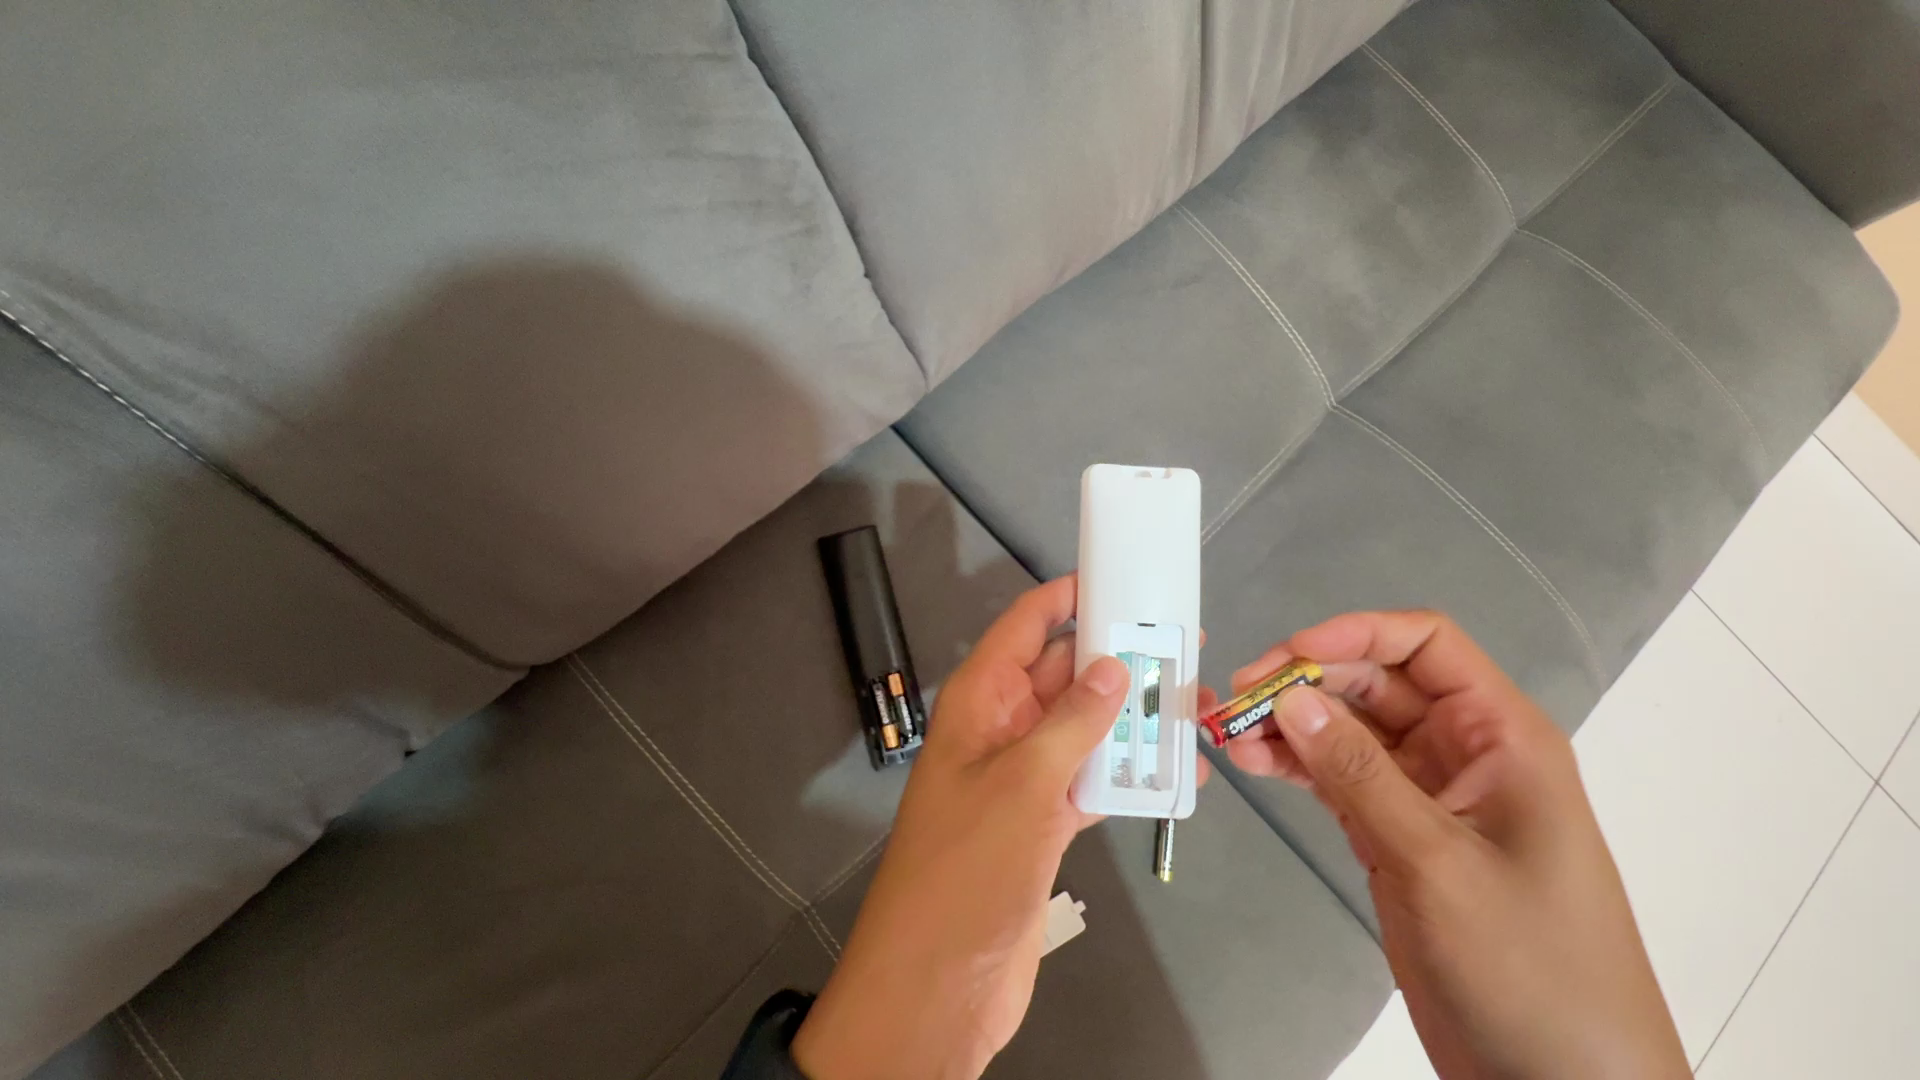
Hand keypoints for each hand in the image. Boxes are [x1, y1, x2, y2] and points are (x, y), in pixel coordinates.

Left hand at [793, 577, 1211, 1079]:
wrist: (940, 981)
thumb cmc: (968, 868)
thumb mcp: (1022, 784)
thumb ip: (1072, 723)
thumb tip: (1114, 667)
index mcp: (980, 701)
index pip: (1025, 627)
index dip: (1067, 597)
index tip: (1123, 581)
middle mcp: (1001, 727)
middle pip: (1063, 674)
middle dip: (1119, 659)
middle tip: (1187, 648)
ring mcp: (1023, 776)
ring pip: (1083, 727)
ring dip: (1132, 719)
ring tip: (1194, 706)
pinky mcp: (1042, 821)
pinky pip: (1091, 779)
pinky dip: (1127, 774)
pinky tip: (1176, 773)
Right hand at [1227, 612, 1686, 1079]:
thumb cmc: (1526, 964)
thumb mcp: (1437, 860)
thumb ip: (1358, 773)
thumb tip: (1289, 697)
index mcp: (1499, 735)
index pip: (1426, 644)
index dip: (1355, 634)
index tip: (1287, 657)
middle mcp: (1460, 751)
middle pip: (1374, 683)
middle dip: (1305, 681)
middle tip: (1237, 699)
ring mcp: (1423, 794)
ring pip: (1346, 730)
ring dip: (1289, 724)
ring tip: (1227, 734)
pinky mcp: (1394, 833)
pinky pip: (1336, 777)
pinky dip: (1294, 765)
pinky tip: (1252, 763)